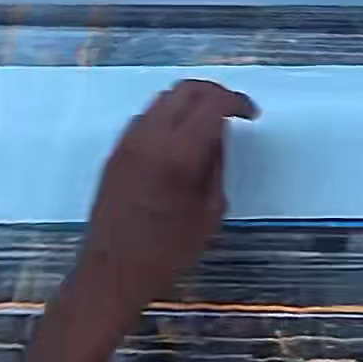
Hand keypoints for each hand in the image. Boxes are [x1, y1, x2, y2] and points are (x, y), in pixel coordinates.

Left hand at [71, 80, 258, 323]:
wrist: (113, 272)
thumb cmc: (168, 250)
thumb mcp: (210, 210)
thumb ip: (216, 163)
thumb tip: (219, 132)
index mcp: (178, 153)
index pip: (212, 103)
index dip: (236, 101)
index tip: (250, 114)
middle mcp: (150, 137)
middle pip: (186, 89)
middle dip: (215, 93)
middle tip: (233, 109)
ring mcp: (128, 141)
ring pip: (164, 98)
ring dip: (191, 100)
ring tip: (208, 120)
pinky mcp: (116, 150)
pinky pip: (147, 115)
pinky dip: (169, 113)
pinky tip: (180, 135)